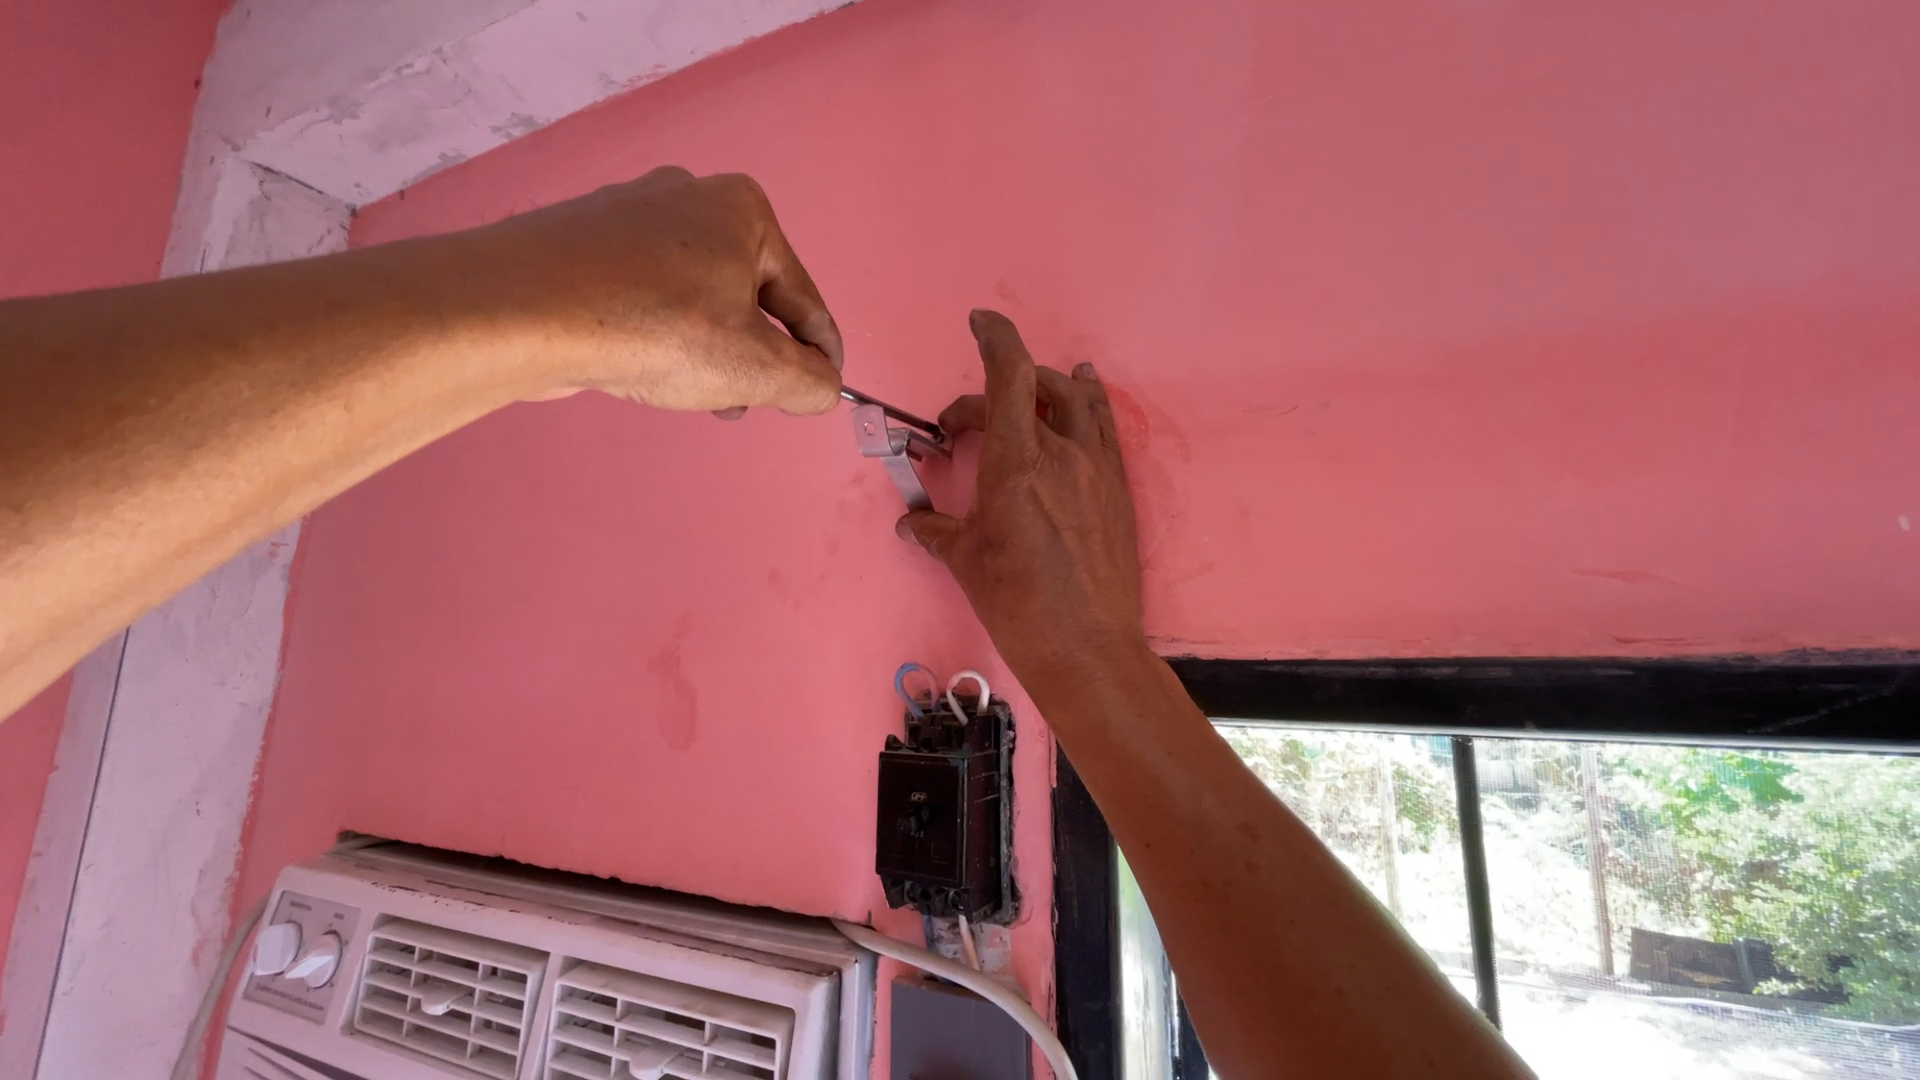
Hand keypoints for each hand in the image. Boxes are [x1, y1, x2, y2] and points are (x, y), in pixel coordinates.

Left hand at [461, 166, 842, 414]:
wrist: (518, 311)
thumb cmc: (658, 330)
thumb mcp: (760, 370)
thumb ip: (812, 384)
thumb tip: (821, 387)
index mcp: (744, 211)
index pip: (804, 302)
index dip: (821, 356)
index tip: (823, 392)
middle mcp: (690, 197)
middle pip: (750, 299)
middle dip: (757, 359)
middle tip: (748, 402)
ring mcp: (630, 215)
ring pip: (700, 301)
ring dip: (713, 354)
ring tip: (700, 396)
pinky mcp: (585, 242)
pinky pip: (651, 297)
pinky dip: (664, 336)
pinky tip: (650, 368)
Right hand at [899, 310, 1146, 691]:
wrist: (1086, 645)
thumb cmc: (1017, 602)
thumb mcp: (966, 561)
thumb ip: (936, 530)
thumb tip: (912, 523)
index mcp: (1017, 462)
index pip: (1009, 375)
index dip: (995, 337)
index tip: (980, 321)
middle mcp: (1062, 452)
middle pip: (1034, 387)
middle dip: (993, 391)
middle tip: (964, 426)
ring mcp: (1097, 468)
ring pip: (1079, 399)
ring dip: (1048, 384)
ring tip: (1033, 383)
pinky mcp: (1118, 488)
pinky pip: (1105, 427)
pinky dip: (1090, 402)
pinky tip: (1085, 393)